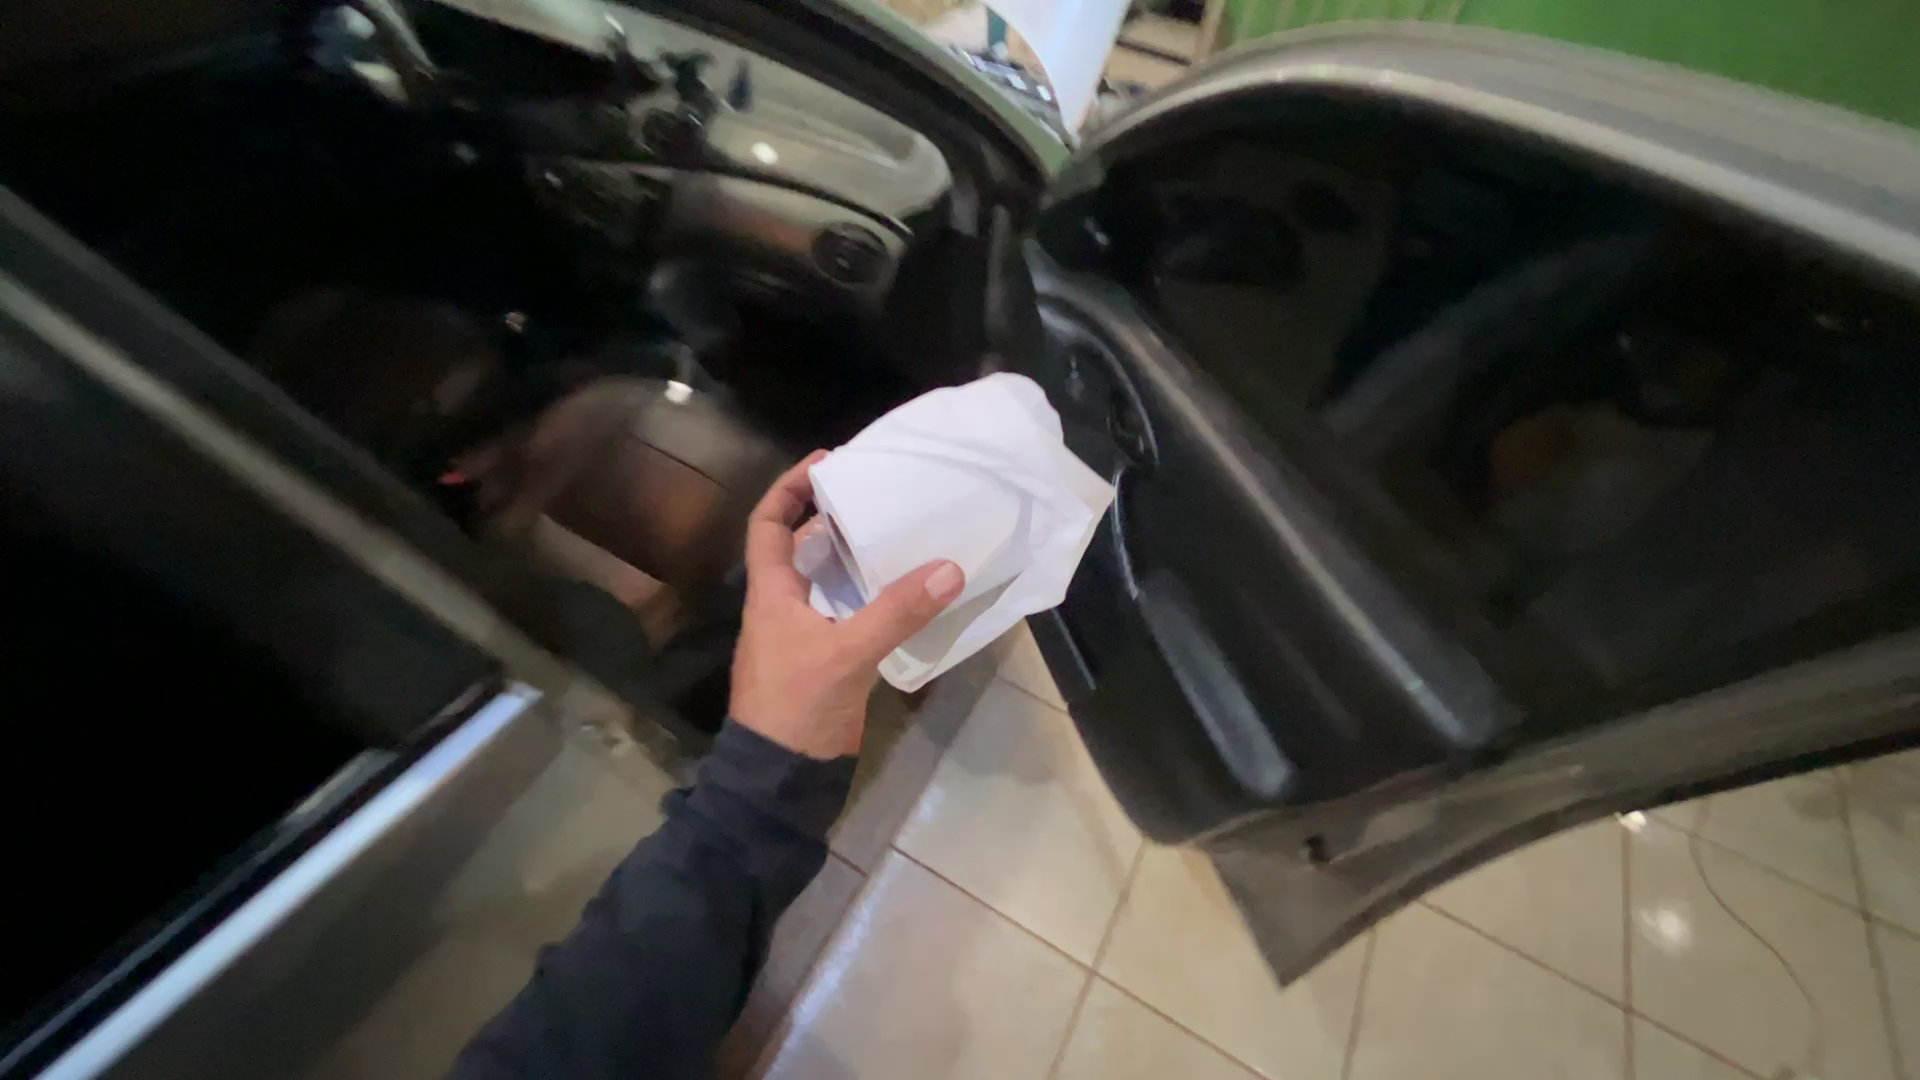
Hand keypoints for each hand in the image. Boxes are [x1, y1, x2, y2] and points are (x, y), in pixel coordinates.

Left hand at [729, 450, 965, 758]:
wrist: (783, 777)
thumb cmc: (797, 706)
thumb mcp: (846, 654)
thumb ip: (897, 612)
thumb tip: (949, 568)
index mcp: (772, 593)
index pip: (769, 525)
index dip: (789, 489)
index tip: (826, 462)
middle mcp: (785, 605)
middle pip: (803, 547)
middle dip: (833, 517)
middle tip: (877, 494)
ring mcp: (806, 633)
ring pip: (831, 580)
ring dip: (857, 556)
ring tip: (899, 531)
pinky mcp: (828, 658)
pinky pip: (851, 612)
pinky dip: (874, 595)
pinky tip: (906, 589)